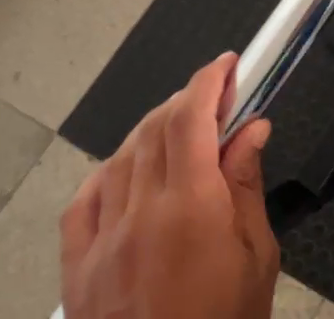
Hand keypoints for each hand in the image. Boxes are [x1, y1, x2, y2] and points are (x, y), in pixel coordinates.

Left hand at [61, 53, 278, 318]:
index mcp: (190, 209)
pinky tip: (129, 168)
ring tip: (183, 125)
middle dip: (188, 98)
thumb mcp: (258, 255)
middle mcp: (139, 215)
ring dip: (153, 128)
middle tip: (218, 93)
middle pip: (155, 130)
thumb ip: (246, 185)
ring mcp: (100, 242)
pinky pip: (83, 201)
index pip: (191, 121)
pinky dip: (110, 170)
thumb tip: (251, 128)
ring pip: (120, 157)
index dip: (208, 82)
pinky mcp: (76, 269)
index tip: (228, 63)